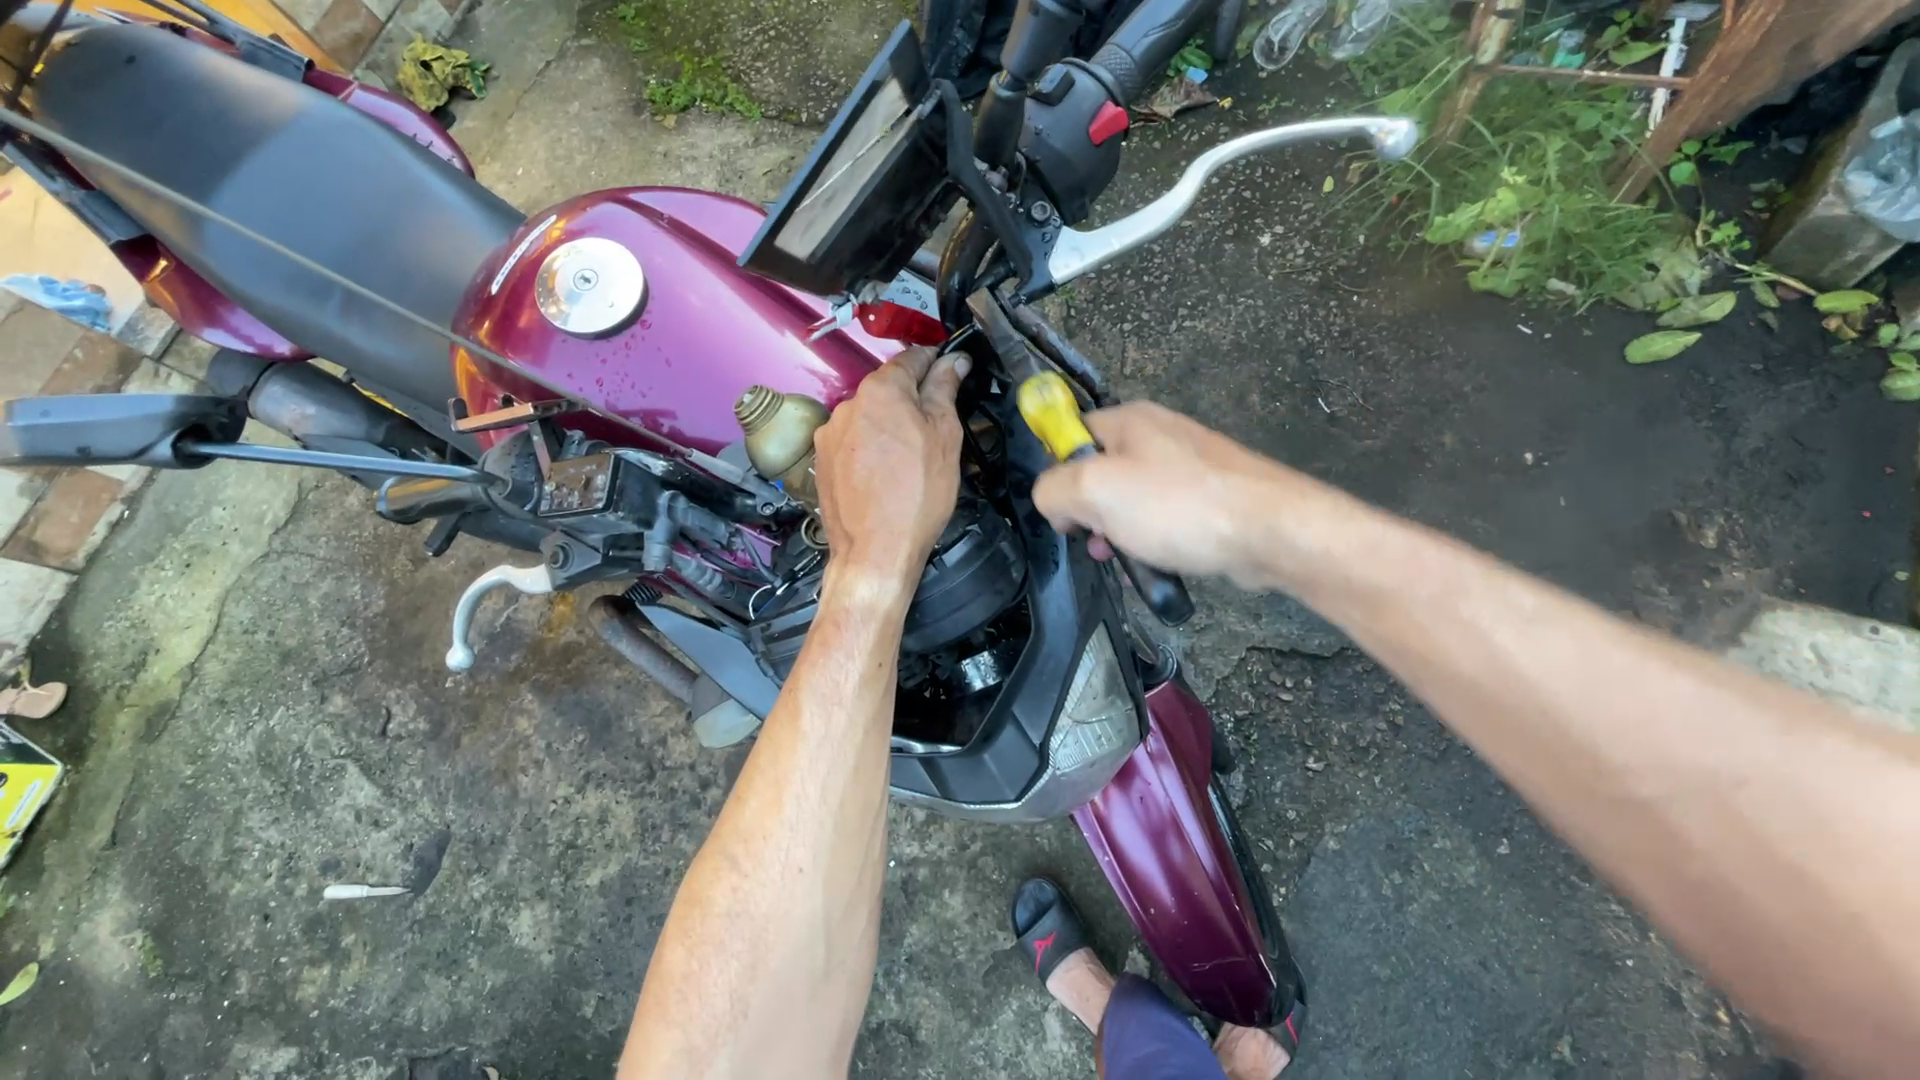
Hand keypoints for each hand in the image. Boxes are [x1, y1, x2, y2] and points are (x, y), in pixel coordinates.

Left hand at [814, 347, 969, 588]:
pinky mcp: (821, 461)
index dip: (934, 361)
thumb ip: (944, 390)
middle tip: (937, 426)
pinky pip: (853, 442)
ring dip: (889, 426)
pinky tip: (885, 474)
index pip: (910, 358)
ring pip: (868, 417)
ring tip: (910, 458)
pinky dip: (870, 448)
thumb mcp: (944, 437)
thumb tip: (952, 360)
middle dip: (911, 400)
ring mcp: (829, 434)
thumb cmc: (917, 495)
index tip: (950, 370)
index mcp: (880, 390)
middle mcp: (847, 404)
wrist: (874, 552)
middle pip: (887, 389)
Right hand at [1031, 401, 1325, 589]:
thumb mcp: (1094, 491)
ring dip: (1118, 533)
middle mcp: (1159, 435)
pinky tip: (1155, 565)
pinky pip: (1164, 519)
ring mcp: (1190, 467)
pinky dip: (1152, 542)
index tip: (1062, 511)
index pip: (1072, 435)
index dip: (1057, 472)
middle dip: (1089, 512)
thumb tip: (1052, 501)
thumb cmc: (1177, 506)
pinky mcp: (1212, 498)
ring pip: (1132, 500)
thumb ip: (1053, 489)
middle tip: (1095, 541)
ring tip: (1123, 560)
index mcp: (1130, 419)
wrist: (1270, 531)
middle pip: (1100, 472)